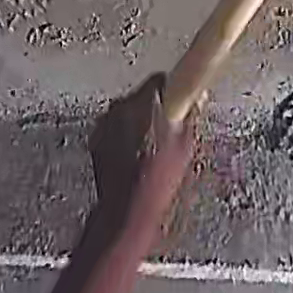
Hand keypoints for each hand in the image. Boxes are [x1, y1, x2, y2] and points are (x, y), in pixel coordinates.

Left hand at [89, 75, 194, 231]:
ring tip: (150, 147)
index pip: (158, 79)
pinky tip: (134, 157)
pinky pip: (113, 128)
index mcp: (142, 104)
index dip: (170, 88)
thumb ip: (190, 116)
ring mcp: (104, 124)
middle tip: (166, 128)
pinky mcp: (95, 140)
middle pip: (140, 95)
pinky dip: (122, 136)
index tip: (177, 98)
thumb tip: (196, 100)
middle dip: (153, 107)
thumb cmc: (156, 181)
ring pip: (126, 112)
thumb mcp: (185, 147)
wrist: (127, 212)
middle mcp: (119, 108)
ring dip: (137, 121)